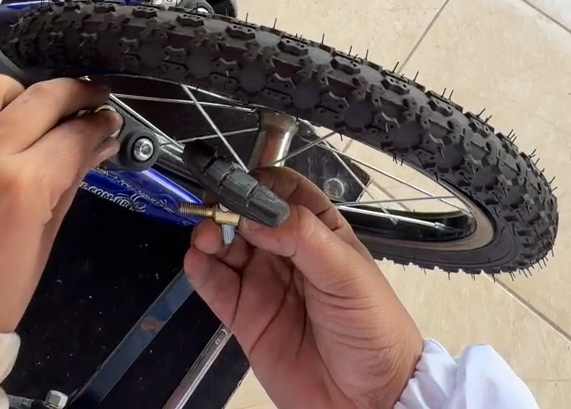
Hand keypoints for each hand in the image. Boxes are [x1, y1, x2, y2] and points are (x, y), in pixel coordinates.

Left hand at [0, 72, 121, 332]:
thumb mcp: (42, 243)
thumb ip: (70, 182)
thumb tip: (98, 144)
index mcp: (22, 187)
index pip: (76, 133)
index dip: (101, 124)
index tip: (110, 121)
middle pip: (42, 97)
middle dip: (76, 93)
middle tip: (90, 100)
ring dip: (16, 91)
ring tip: (27, 108)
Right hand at [184, 169, 422, 408]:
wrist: (369, 399)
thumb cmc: (373, 326)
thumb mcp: (345, 272)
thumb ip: (302, 237)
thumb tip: (260, 213)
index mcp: (318, 229)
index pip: (283, 191)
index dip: (261, 183)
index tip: (243, 186)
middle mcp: (287, 250)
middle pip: (248, 215)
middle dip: (228, 206)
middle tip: (215, 208)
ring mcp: (265, 282)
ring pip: (228, 246)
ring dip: (211, 234)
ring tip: (205, 235)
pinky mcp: (247, 317)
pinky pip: (217, 287)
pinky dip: (201, 271)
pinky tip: (196, 260)